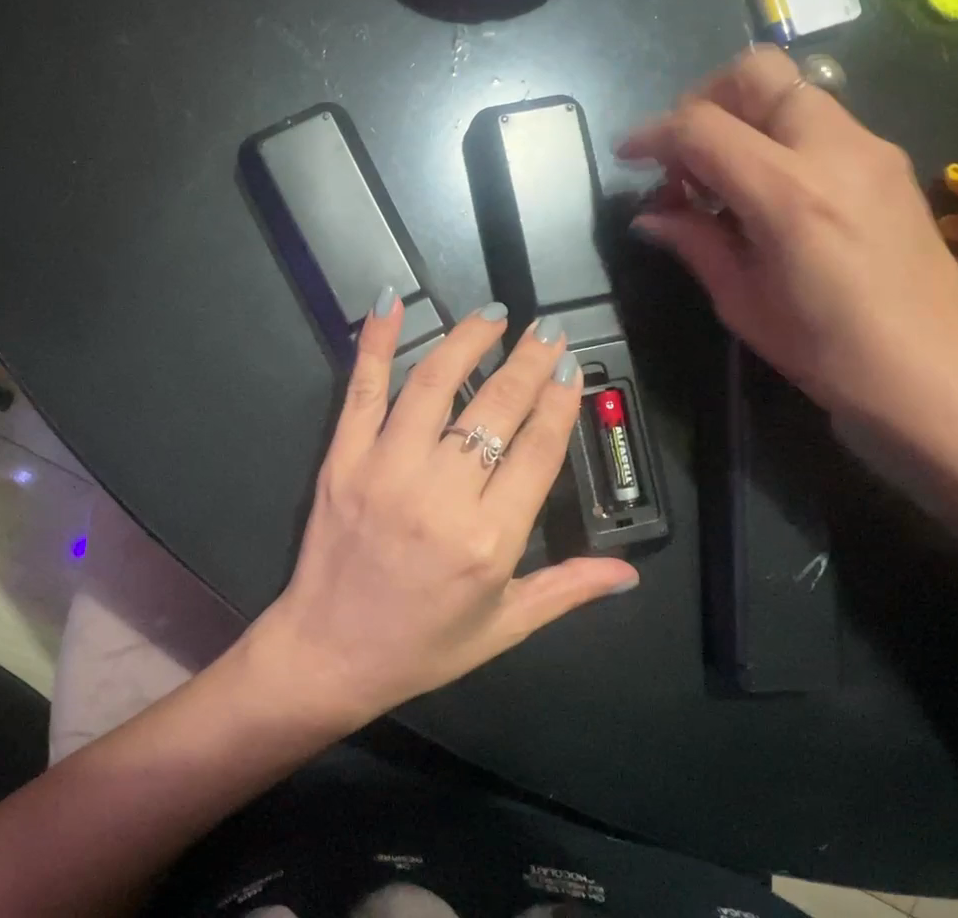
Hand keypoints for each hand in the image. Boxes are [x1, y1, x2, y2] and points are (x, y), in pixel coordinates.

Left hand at [246, 298, 639, 727]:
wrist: (328, 654)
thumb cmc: (421, 646)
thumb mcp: (503, 627)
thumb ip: (567, 591)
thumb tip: (630, 574)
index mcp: (489, 540)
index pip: (537, 451)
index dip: (560, 403)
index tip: (571, 369)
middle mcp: (440, 497)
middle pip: (494, 410)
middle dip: (527, 363)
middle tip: (546, 331)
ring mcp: (385, 471)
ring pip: (432, 386)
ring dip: (467, 342)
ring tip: (493, 315)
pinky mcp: (342, 460)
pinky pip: (361, 391)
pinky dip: (376, 344)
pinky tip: (390, 302)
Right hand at [619, 45, 957, 449]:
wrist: (934, 372)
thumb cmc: (827, 352)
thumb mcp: (742, 303)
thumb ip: (694, 244)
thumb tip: (649, 216)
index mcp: (787, 193)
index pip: (701, 126)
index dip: (653, 134)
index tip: (628, 157)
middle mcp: (832, 150)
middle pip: (755, 72)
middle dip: (702, 99)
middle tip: (681, 155)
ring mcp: (869, 148)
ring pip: (790, 90)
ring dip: (741, 117)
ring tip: (719, 180)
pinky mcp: (887, 160)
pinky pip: (818, 120)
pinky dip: (776, 135)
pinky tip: (763, 192)